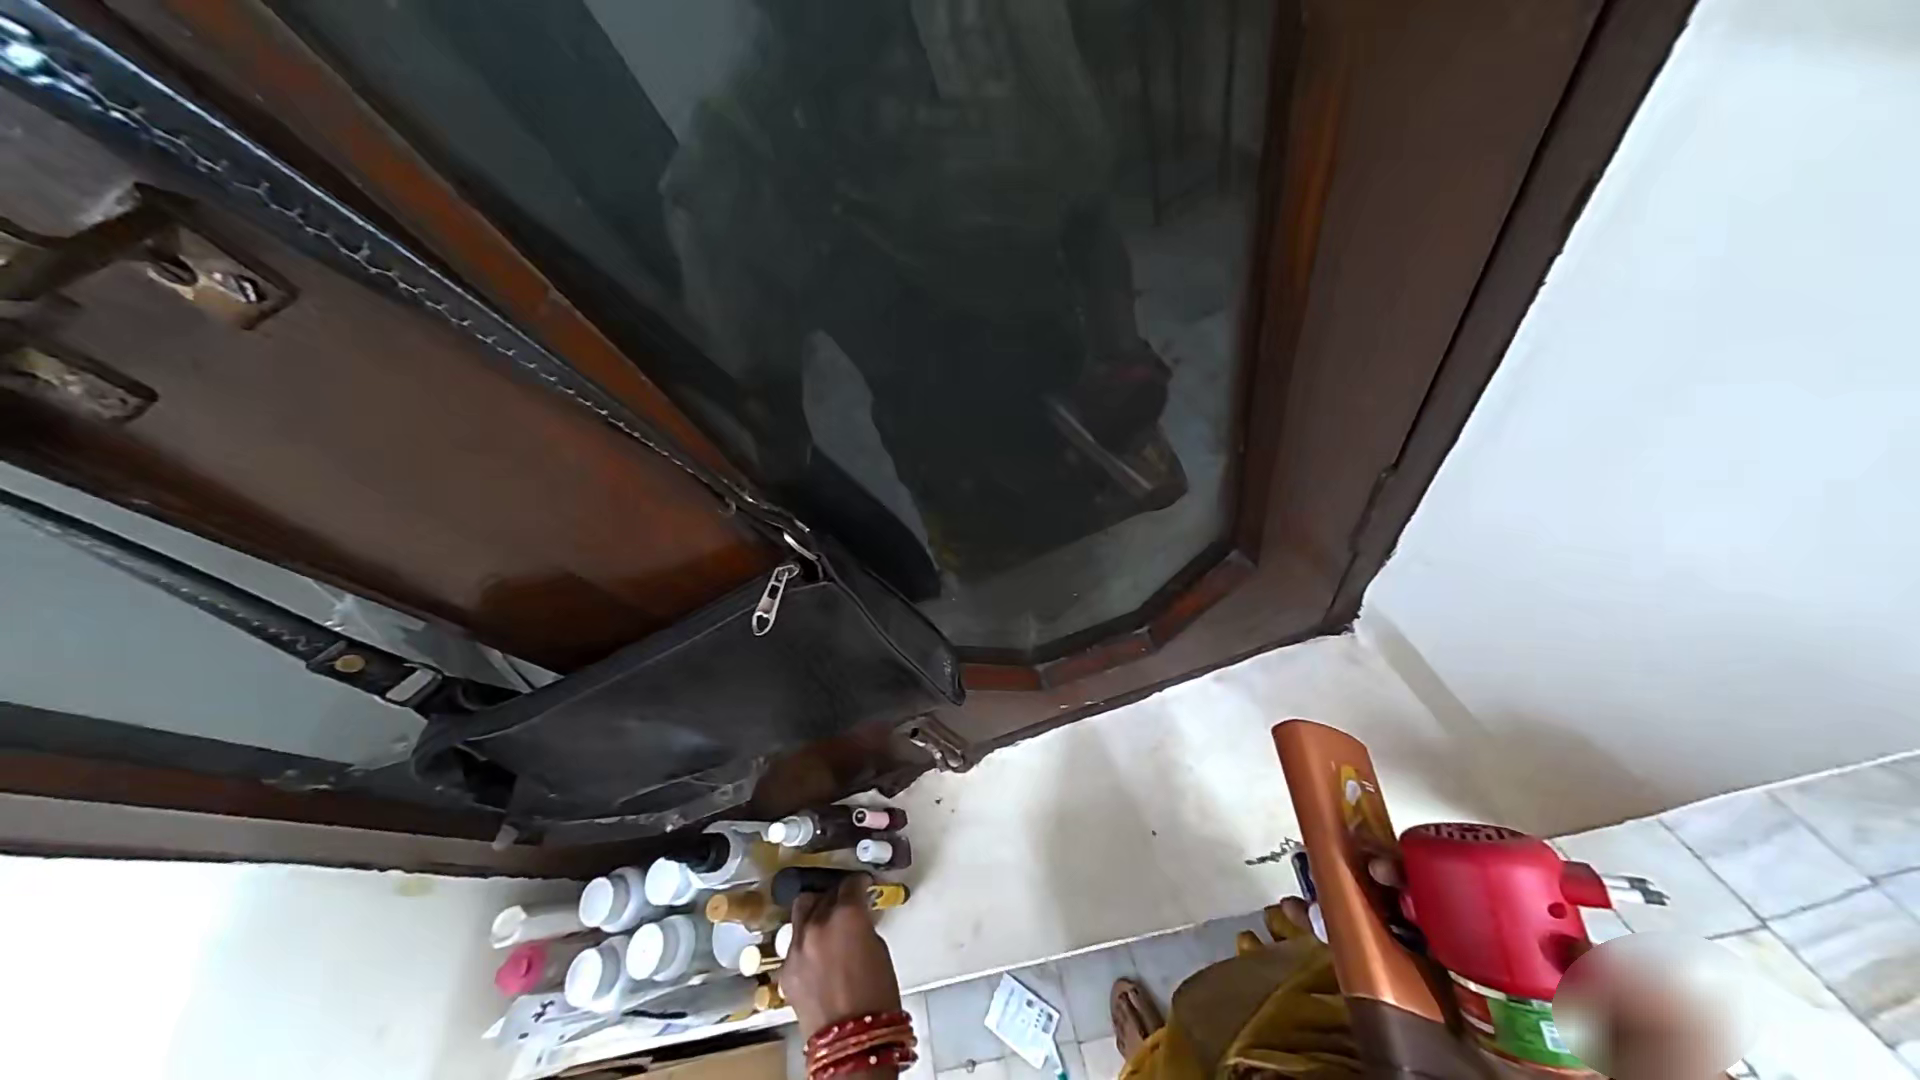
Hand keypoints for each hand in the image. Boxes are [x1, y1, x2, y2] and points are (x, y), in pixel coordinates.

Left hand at [777, 872, 902, 1038]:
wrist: (851, 1043)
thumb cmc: (877, 997)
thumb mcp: (879, 949)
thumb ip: (863, 926)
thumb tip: (858, 920)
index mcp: (846, 914)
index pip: (850, 883)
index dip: (859, 882)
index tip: (863, 885)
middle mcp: (817, 923)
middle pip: (823, 893)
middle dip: (836, 895)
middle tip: (847, 902)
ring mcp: (796, 946)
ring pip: (802, 911)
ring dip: (815, 911)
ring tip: (827, 921)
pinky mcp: (785, 970)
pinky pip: (794, 943)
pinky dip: (806, 941)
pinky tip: (818, 953)